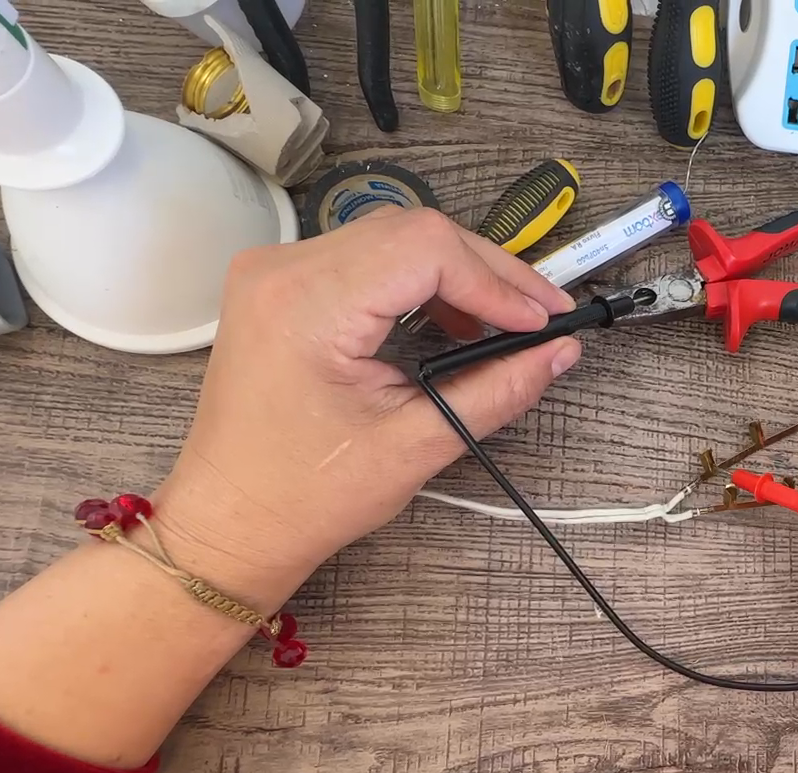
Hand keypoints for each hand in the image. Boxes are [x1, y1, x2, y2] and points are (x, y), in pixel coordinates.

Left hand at [153, 208, 578, 607]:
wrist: (235, 516)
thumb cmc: (313, 493)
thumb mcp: (420, 444)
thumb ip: (498, 390)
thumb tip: (562, 352)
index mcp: (308, 304)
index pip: (425, 249)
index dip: (497, 283)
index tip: (544, 326)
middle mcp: (285, 267)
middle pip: (415, 232)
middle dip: (492, 272)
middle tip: (546, 317)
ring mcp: (281, 271)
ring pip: (399, 239)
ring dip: (465, 276)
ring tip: (510, 324)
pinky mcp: (290, 287)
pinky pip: (376, 261)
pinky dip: (430, 285)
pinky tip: (459, 325)